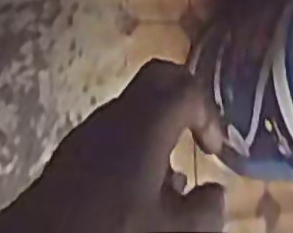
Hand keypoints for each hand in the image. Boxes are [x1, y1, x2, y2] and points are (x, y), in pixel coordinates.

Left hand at [0, 60, 228, 232]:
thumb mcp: (166, 232)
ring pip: (138, 103)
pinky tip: (137, 187)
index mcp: (148, 121)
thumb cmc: (108, 230)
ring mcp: (94, 126)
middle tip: (198, 128)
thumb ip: (201, 214)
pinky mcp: (75, 147)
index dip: (210, 114)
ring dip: (161, 124)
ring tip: (171, 176)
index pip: (189, 90)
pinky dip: (138, 141)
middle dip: (186, 96)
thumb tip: (217, 194)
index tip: (214, 151)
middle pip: (161, 76)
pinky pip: (117, 126)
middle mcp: (121, 112)